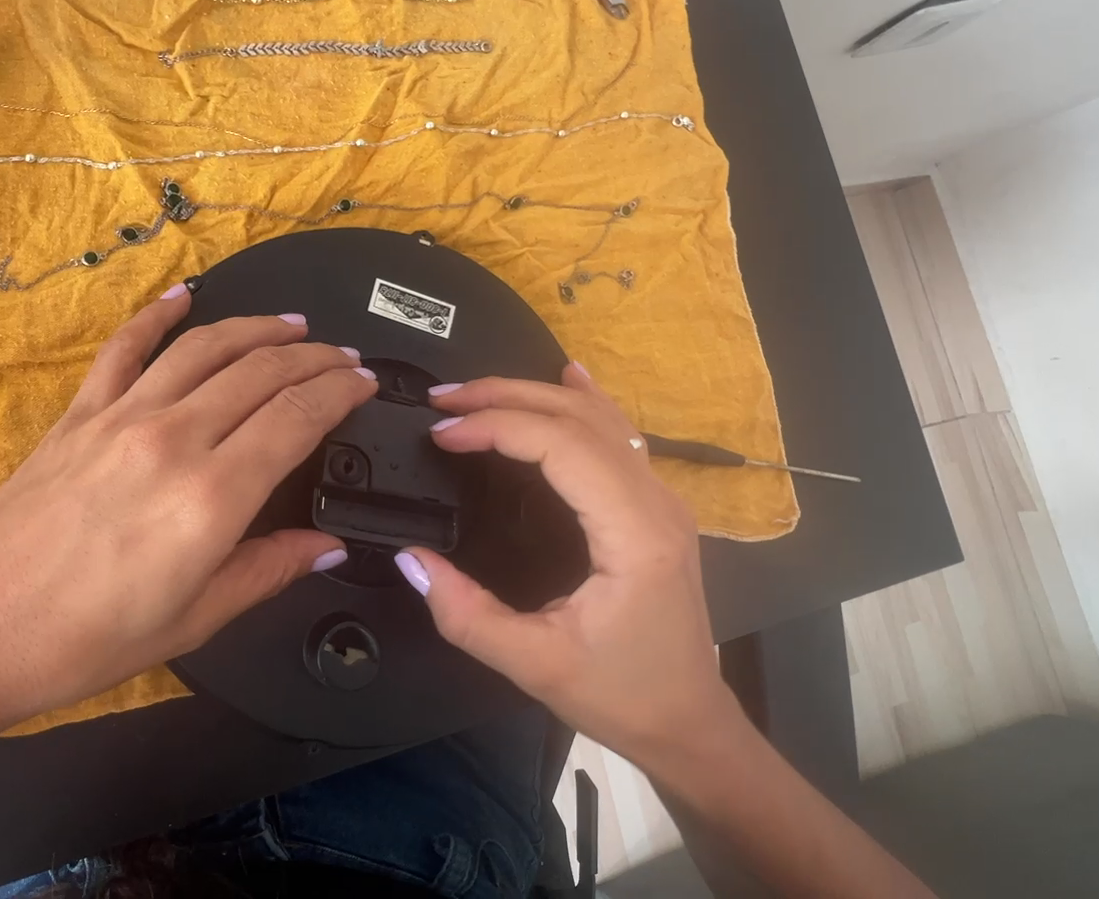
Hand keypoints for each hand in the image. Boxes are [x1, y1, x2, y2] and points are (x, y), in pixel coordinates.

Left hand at [0, 288, 377, 734]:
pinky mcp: (80, 414)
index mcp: (212, 497)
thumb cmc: (84, 640)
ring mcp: (122, 417)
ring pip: (205, 348)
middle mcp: (173, 440)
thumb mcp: (194, 619)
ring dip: (256, 329)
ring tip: (292, 325)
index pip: (297, 416)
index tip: (364, 383)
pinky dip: (157, 316)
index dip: (340, 391)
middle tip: (343, 356)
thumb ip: (268, 570)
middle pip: (261, 372)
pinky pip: (125, 349)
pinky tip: (183, 295)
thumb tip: (324, 545)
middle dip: (314, 357)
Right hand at [398, 364, 741, 760]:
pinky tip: (569, 374)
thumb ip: (466, 614)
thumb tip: (409, 559)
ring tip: (477, 392)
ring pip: (600, 417)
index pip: (562, 446)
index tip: (442, 433)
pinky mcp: (655, 505)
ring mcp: (662, 499)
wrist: (689, 723)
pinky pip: (618, 434)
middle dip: (506, 396)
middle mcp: (656, 502)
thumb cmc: (620, 694)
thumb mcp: (533, 664)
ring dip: (535, 395)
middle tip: (444, 400)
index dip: (497, 426)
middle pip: (580, 417)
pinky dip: (584, 400)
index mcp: (634, 534)